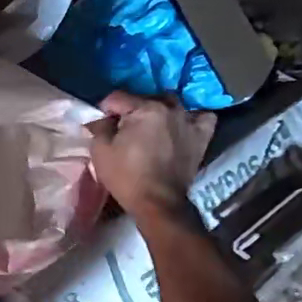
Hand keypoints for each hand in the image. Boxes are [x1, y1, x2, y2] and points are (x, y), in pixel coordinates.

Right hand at [88, 92, 214, 222]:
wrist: (157, 203)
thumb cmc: (126, 176)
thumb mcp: (100, 150)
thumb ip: (99, 126)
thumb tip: (102, 118)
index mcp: (144, 109)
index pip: (117, 98)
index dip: (104, 110)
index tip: (101, 125)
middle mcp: (169, 109)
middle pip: (144, 99)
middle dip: (131, 111)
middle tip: (123, 130)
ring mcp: (188, 121)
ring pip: (171, 104)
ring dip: (158, 112)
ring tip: (150, 128)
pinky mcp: (201, 137)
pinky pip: (202, 118)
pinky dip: (192, 119)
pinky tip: (182, 126)